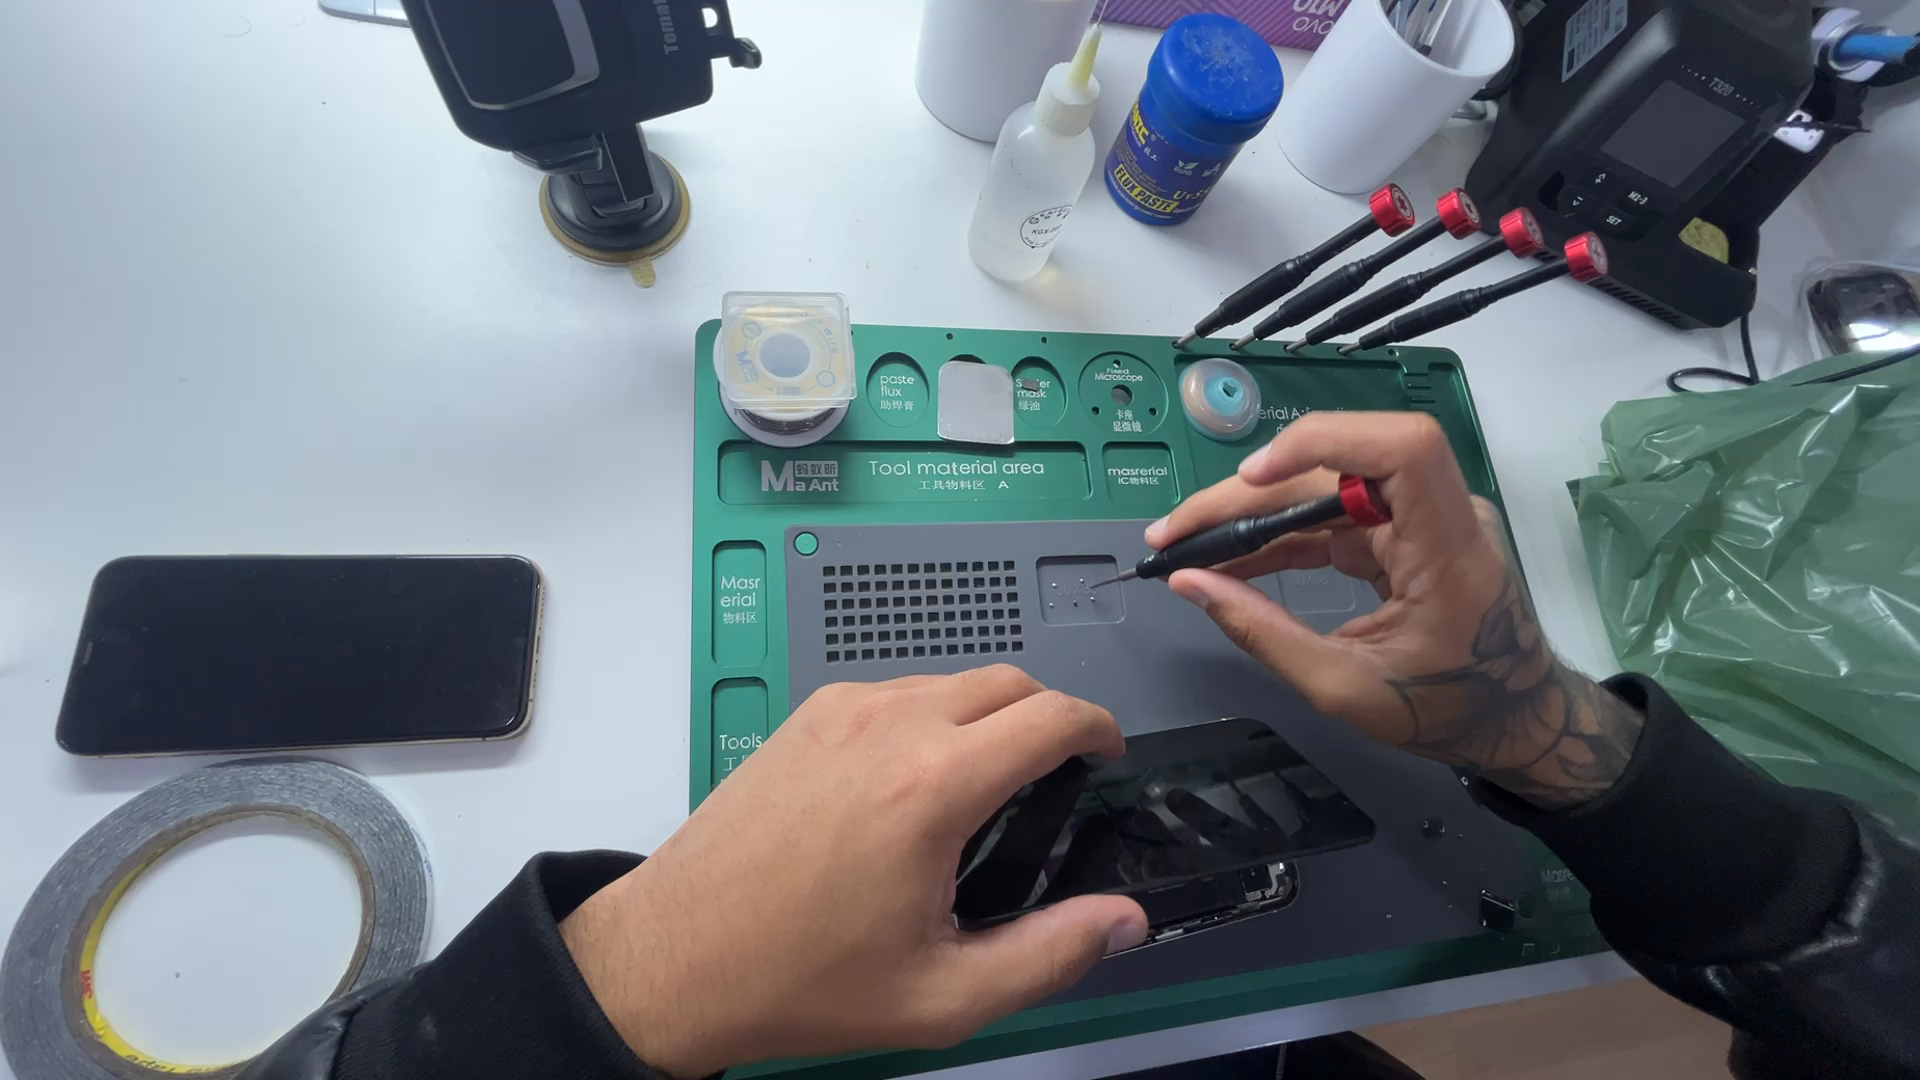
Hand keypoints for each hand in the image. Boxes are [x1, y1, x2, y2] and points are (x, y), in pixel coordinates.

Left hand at [557, 667, 1148, 1077]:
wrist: (676, 953)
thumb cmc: (808, 980)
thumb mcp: (942, 995)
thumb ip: (1050, 954)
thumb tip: (1127, 919)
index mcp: (935, 783)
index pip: (1049, 716)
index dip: (1096, 725)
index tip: (1107, 752)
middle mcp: (895, 721)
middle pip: (1008, 681)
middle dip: (1049, 714)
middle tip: (1055, 771)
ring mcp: (847, 704)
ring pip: (953, 680)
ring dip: (989, 713)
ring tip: (985, 779)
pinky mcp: (813, 708)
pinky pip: (899, 690)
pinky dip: (934, 713)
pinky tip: (913, 773)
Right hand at [1147, 412, 1641, 809]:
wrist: (1513, 723)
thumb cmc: (1445, 712)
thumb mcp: (1342, 687)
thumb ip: (1261, 632)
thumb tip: (1187, 583)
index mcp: (1447, 549)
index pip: (1401, 449)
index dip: (1321, 443)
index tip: (1250, 477)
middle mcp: (1436, 514)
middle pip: (1330, 469)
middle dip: (1243, 498)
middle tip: (1173, 534)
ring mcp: (1415, 519)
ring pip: (1317, 489)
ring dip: (1245, 514)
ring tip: (1186, 545)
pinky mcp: (1396, 532)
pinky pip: (1323, 518)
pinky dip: (1270, 535)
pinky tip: (1227, 557)